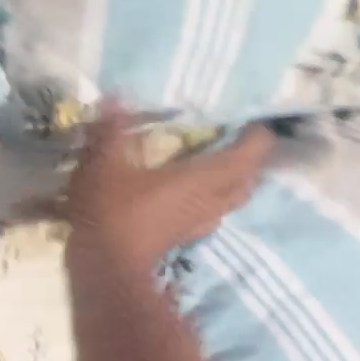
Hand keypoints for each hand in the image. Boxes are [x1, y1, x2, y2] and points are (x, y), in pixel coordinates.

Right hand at [60, 101, 273, 271]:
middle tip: (234, 142)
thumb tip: (117, 95)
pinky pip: (212, 214)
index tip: (247, 119)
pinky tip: (192, 200)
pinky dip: (211, 202)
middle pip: (250, 176)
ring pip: (235, 198)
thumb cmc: (111, 211)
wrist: (105, 265)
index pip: (251, 151)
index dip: (255, 133)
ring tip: (217, 169)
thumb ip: (112, 131)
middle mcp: (214, 198)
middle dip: (248, 158)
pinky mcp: (184, 236)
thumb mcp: (103, 165)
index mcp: (205, 176)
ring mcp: (201, 221)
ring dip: (234, 182)